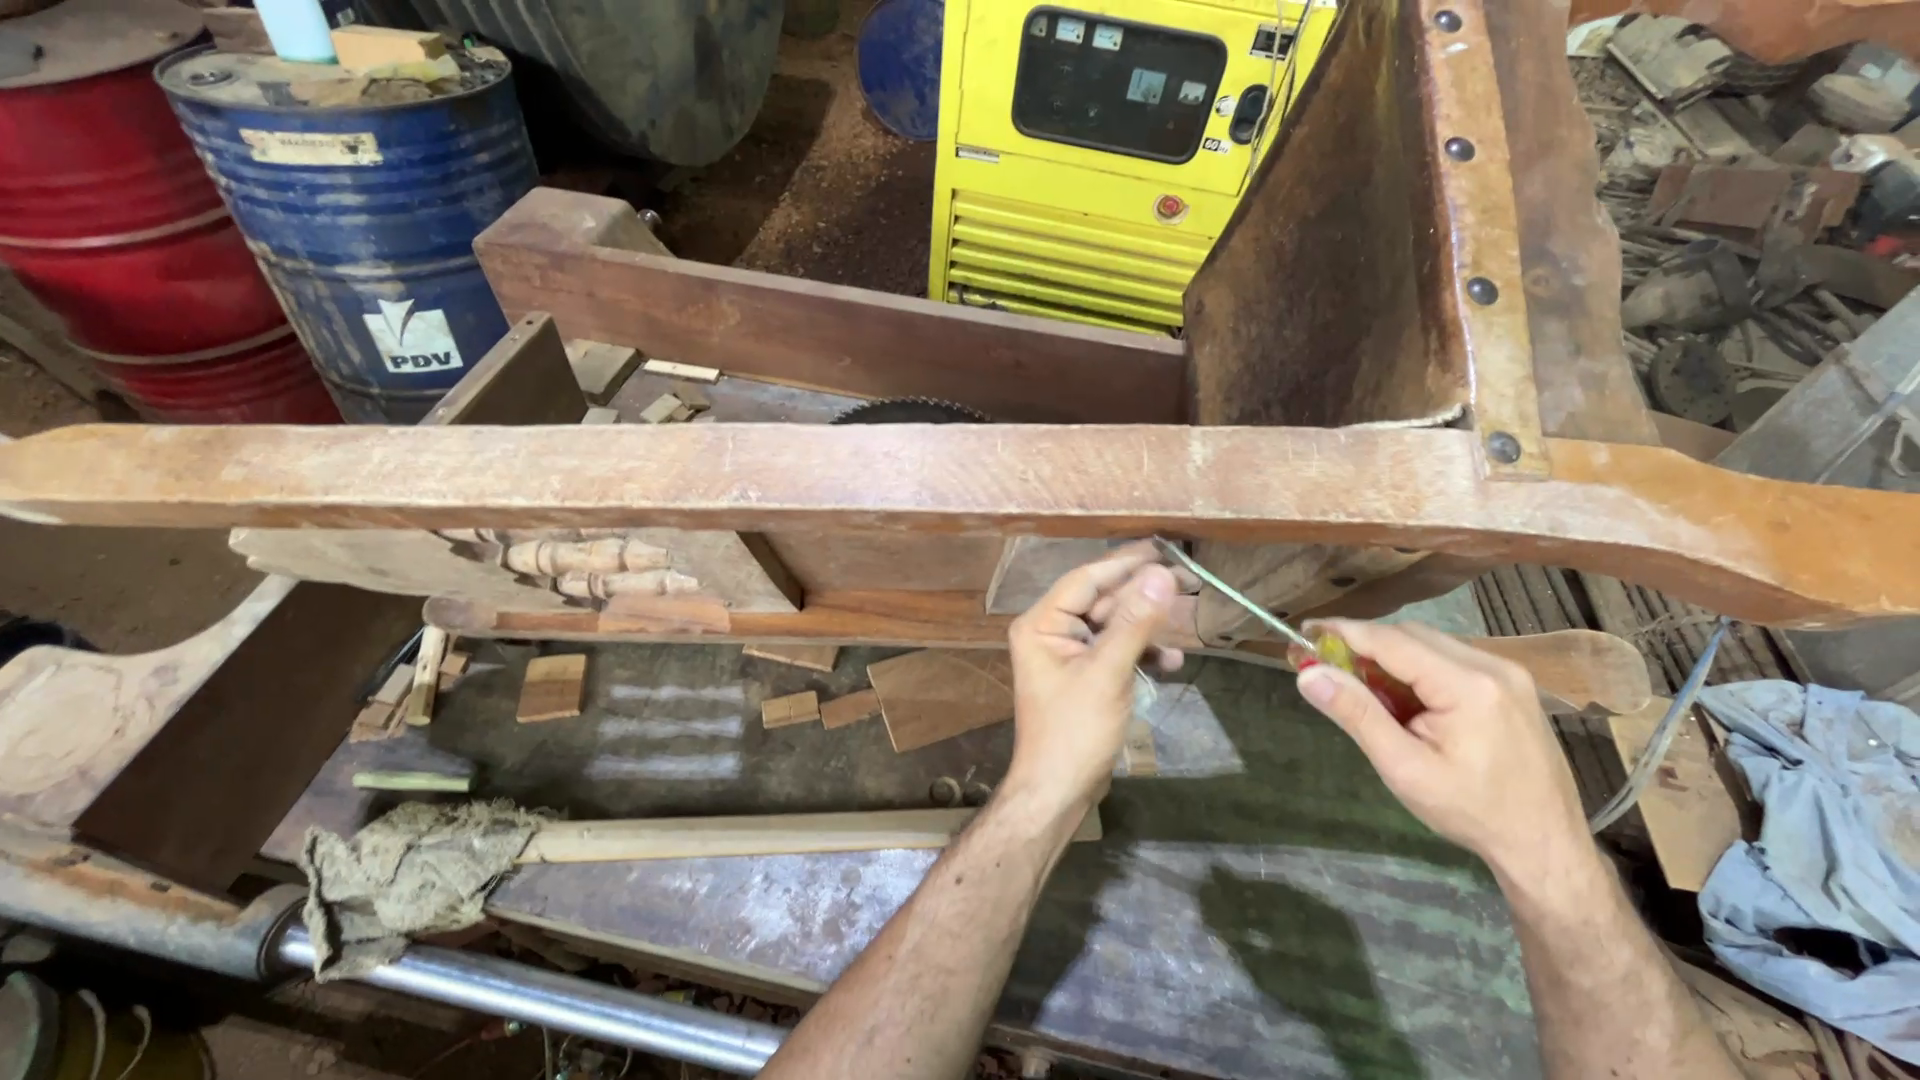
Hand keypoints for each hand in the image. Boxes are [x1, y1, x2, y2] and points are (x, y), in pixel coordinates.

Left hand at [1003, 542, 1181, 813]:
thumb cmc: (1075, 731)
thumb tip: (1161, 575)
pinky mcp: (1085, 677)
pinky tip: (1169, 663)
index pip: (1086, 579)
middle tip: (1186, 580)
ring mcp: (1068, 656)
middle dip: (1142, 596)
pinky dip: (1141, 654)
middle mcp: (1050, 633)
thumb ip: (1134, 623)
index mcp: (1041, 624)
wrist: (1059, 791)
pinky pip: (1115, 652)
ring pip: (1113, 626)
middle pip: (1101, 600)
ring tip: (1183, 625)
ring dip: (1146, 628)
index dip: (1125, 562)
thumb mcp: (1107, 673)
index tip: (1163, 549)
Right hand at [1295, 619, 1588, 879]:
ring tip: (1359, 687)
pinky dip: (1416, 668)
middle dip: (1363, 644)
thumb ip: (1356, 714)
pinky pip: (1450, 659)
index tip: (1303, 631)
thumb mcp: (1404, 767)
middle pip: (1410, 635)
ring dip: (1389, 657)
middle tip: (1322, 663)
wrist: (1545, 844)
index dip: (1342, 631)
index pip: (1390, 640)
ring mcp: (1508, 673)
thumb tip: (1309, 674)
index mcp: (1468, 686)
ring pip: (1430, 644)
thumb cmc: (1470, 811)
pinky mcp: (1512, 685)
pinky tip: (1401, 699)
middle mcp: (1492, 666)